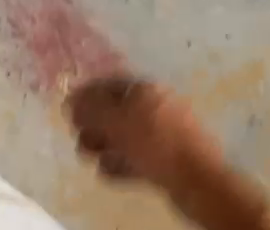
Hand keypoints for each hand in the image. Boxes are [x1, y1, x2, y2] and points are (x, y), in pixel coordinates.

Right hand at [67, 76, 223, 188]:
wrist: (200, 184)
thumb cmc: (153, 142)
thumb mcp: (112, 119)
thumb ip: (87, 107)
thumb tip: (69, 99)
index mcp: (146, 89)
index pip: (107, 84)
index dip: (84, 95)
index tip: (69, 111)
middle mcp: (158, 107)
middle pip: (116, 112)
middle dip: (94, 126)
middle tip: (79, 138)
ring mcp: (168, 135)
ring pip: (127, 137)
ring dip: (105, 146)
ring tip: (89, 158)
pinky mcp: (173, 161)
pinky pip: (141, 156)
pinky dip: (122, 162)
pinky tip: (107, 172)